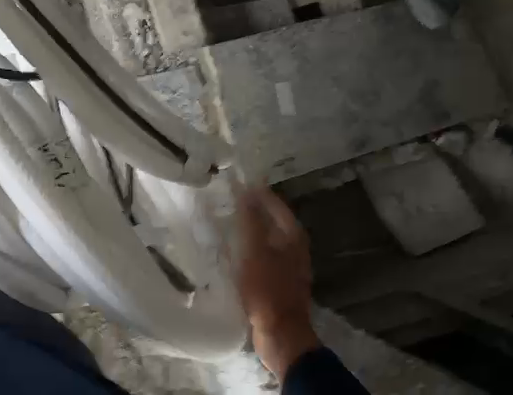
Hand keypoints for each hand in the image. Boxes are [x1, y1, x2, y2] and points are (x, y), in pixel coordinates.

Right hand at [233, 183, 320, 377]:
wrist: (280, 334)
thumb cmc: (268, 288)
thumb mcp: (255, 249)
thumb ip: (250, 218)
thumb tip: (244, 187)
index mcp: (293, 235)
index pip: (272, 201)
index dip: (253, 189)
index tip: (230, 179)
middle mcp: (293, 246)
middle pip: (269, 218)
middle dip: (247, 206)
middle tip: (221, 196)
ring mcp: (285, 264)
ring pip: (262, 235)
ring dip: (244, 226)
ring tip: (219, 217)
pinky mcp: (275, 279)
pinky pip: (258, 253)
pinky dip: (244, 245)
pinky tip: (227, 246)